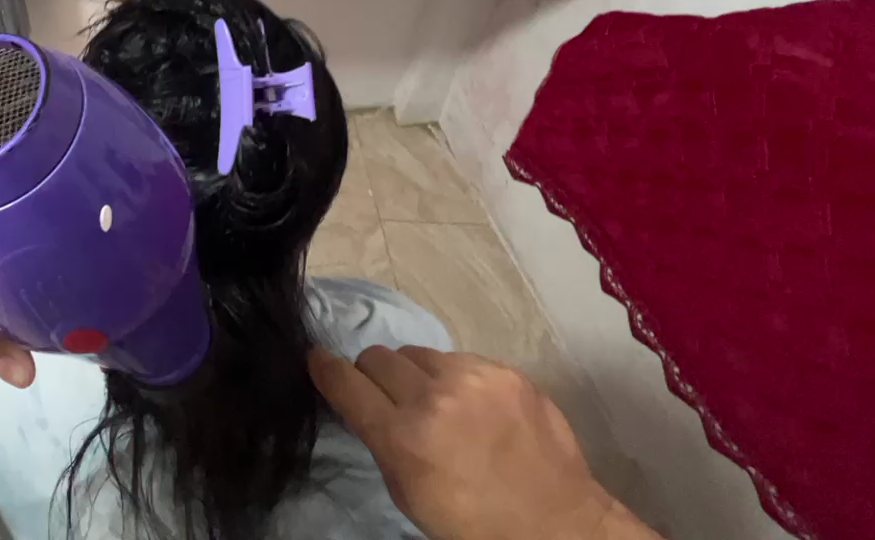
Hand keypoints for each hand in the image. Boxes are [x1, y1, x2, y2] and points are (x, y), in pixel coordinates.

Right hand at [310, 345, 646, 539]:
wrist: (559, 530)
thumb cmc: (472, 525)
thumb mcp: (408, 493)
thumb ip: (379, 438)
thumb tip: (357, 397)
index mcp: (403, 438)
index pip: (344, 381)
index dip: (324, 368)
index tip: (315, 359)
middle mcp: (433, 399)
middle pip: (376, 357)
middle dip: (375, 377)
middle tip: (392, 401)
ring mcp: (473, 379)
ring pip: (415, 353)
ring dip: (416, 375)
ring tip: (440, 405)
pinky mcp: (505, 371)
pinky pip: (457, 358)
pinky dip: (456, 378)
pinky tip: (475, 408)